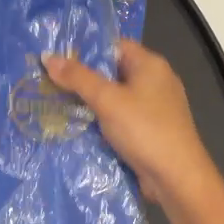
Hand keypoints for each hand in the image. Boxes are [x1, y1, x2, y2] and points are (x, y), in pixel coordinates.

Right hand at [42, 41, 222, 210]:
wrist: (176, 177)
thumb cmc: (144, 130)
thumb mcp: (107, 100)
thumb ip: (77, 78)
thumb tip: (47, 56)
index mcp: (150, 64)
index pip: (114, 46)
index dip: (85, 50)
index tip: (56, 58)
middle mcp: (155, 82)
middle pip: (113, 72)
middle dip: (83, 79)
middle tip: (49, 82)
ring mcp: (154, 108)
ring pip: (115, 98)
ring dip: (90, 103)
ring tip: (56, 104)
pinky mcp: (151, 131)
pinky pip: (121, 119)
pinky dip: (102, 122)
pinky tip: (79, 128)